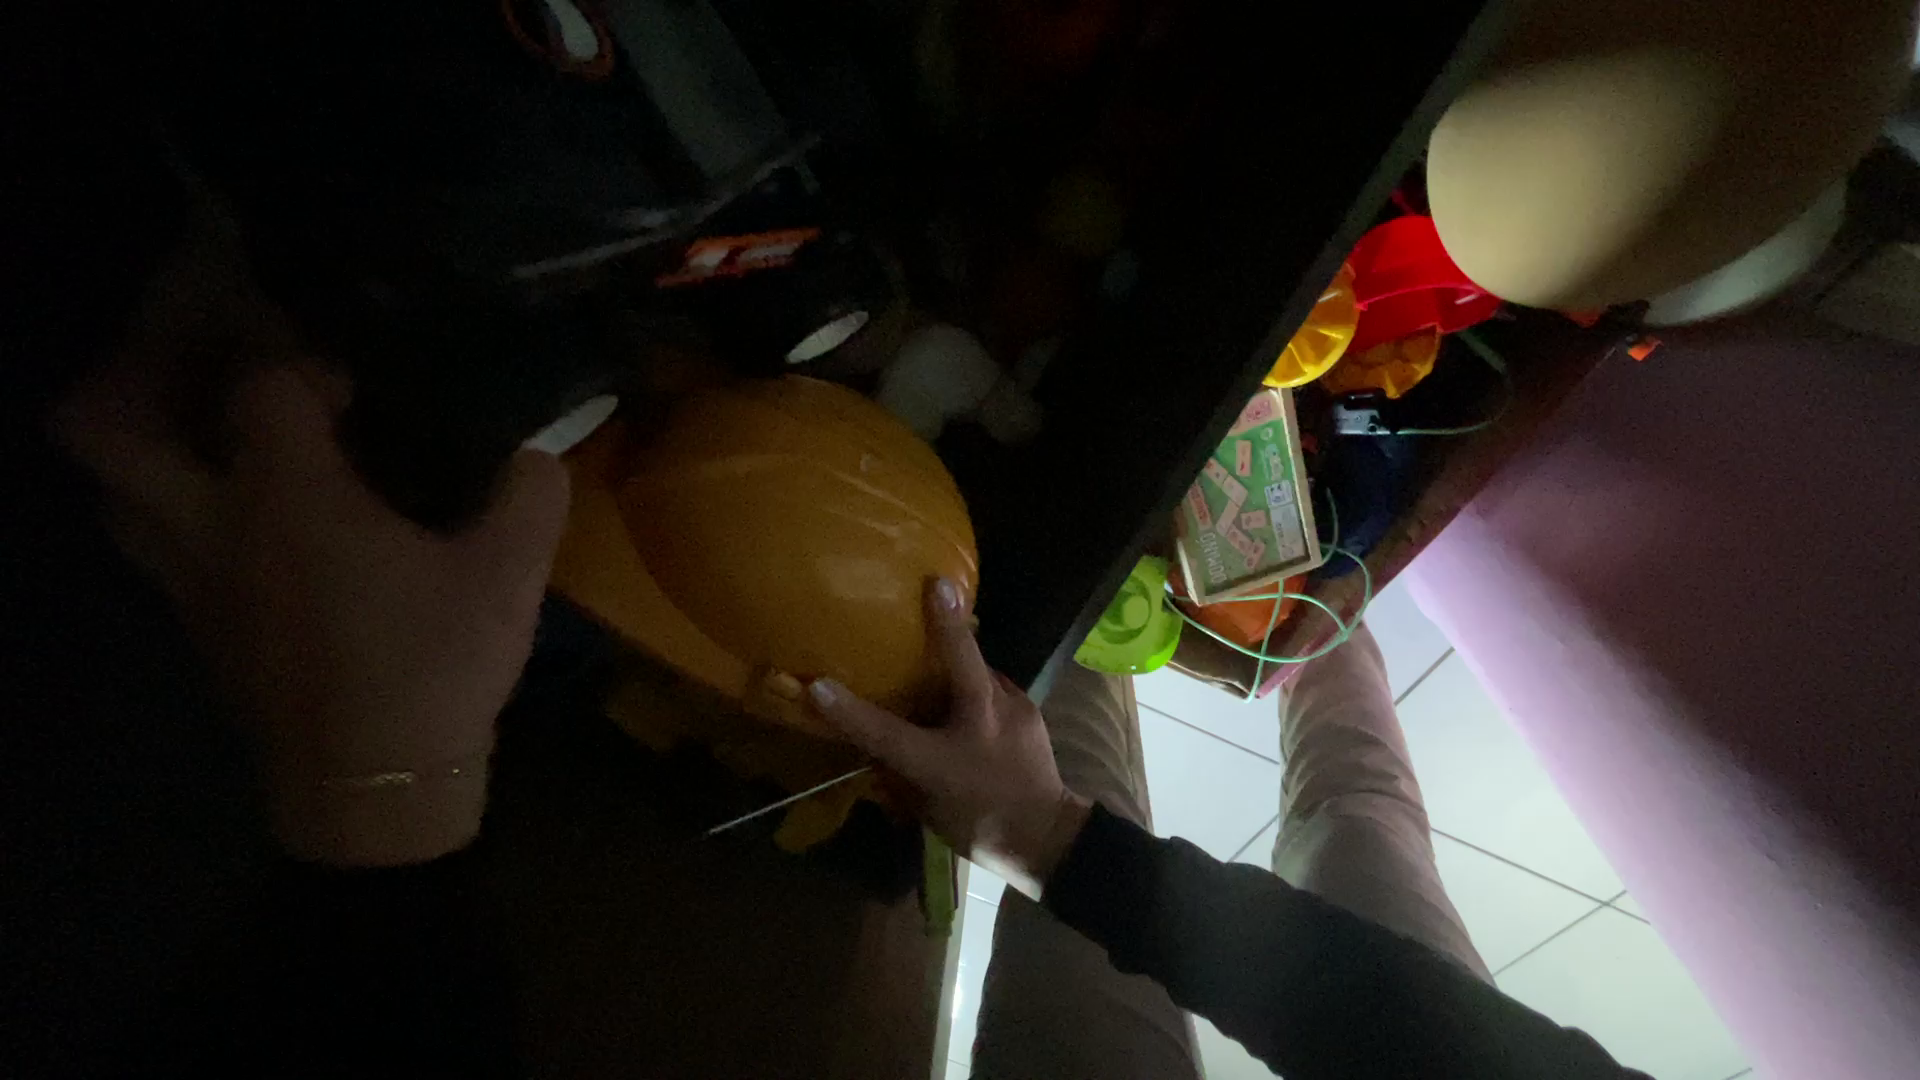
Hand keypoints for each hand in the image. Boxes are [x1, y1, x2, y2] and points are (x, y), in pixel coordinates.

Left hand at [58, 362, 569, 866]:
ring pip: (113, 483)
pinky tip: (254, 509)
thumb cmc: (436, 664)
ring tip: (221, 419)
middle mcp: (213, 526)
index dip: (305, 360)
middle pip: (108, 418)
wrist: (376, 778)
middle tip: (214, 345)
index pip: (260, 387)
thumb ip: (531, 497)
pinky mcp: (198, 619)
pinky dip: (181, 496)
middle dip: (147, 362)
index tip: (361, 377)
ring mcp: (190, 577)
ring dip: (153, 432)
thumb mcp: (511, 575)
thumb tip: (536, 453)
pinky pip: (154, 532)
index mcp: (288, 501)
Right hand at [806, 579, 1091, 897]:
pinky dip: (978, 683)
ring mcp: (1012, 711)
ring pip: (980, 669)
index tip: (817, 685)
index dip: (850, 711)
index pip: (886, 734)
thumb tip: (876, 745)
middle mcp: (980, 726)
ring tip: (946, 628)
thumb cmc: (977, 827)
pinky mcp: (1029, 708)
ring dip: (961, 659)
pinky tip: (972, 690)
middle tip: (937, 583)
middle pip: (962, 664)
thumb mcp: (926, 809)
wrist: (1048, 838)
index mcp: (942, 761)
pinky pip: (995, 684)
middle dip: (948, 621)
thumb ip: (899, 773)